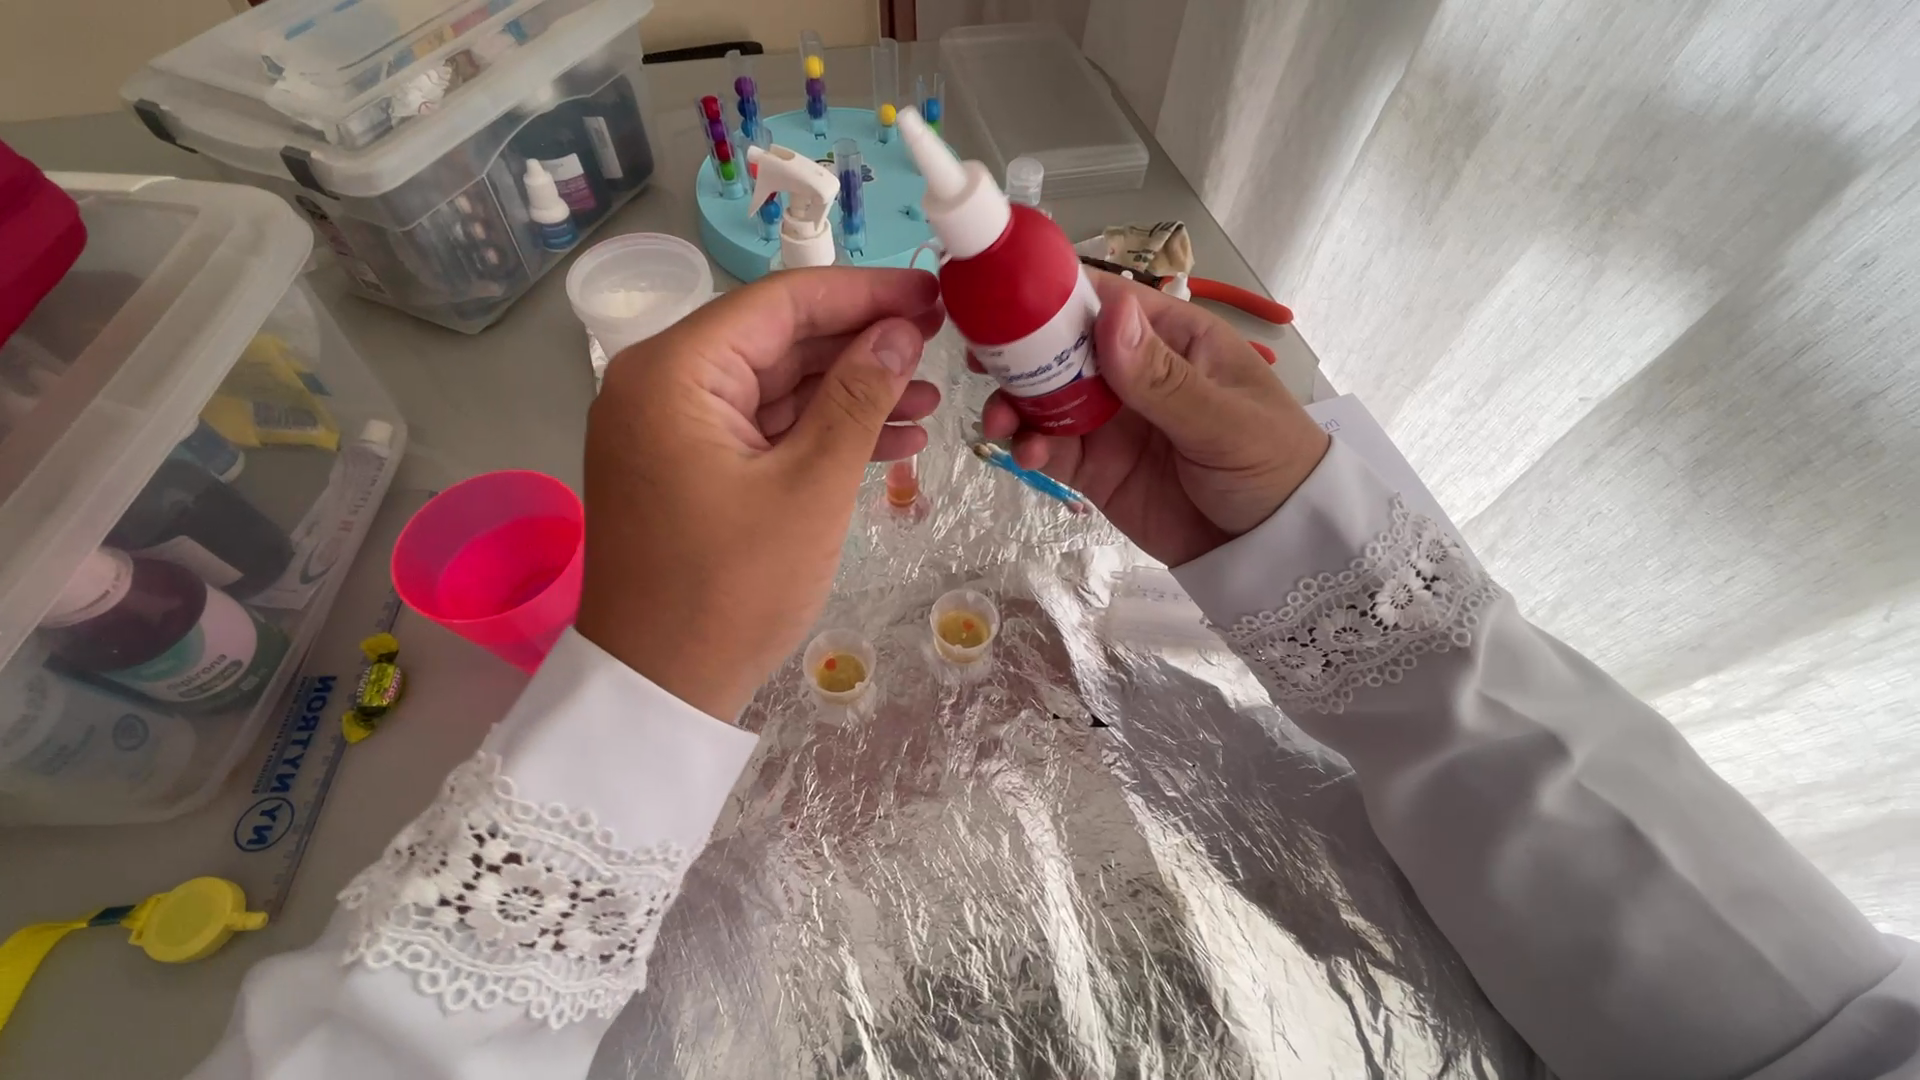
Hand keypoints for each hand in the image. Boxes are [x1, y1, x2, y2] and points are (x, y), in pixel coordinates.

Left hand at [577, 268, 944, 720]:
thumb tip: (901, 331)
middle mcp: (663, 385)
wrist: (662, 688)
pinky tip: (891, 442)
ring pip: (778, 390)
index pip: (781, 303)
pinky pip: (765, 433)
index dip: (864, 294)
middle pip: (780, 343)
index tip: (930, 295)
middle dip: (863, 347)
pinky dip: (822, 436)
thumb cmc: (734, 588)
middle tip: (940, 344)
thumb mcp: (811, 486)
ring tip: (931, 402)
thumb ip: (858, 397)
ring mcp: (674, 431)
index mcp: (675, 372)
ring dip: (852, 395)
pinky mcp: (692, 470)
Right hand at [979, 273, 1328, 566]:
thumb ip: (1162, 378)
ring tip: (999, 425)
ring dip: (1017, 405)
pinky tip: (1028, 455)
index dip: (1056, 298)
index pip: (1109, 303)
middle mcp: (1135, 373)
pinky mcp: (1097, 467)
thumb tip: (1111, 316)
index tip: (1006, 302)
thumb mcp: (1224, 421)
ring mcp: (1113, 422)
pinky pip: (1054, 448)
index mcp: (1174, 340)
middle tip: (978, 359)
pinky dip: (1031, 447)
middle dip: (1021, 354)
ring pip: (1049, 399)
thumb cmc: (1270, 468)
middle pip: (1065, 349)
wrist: (1269, 551)